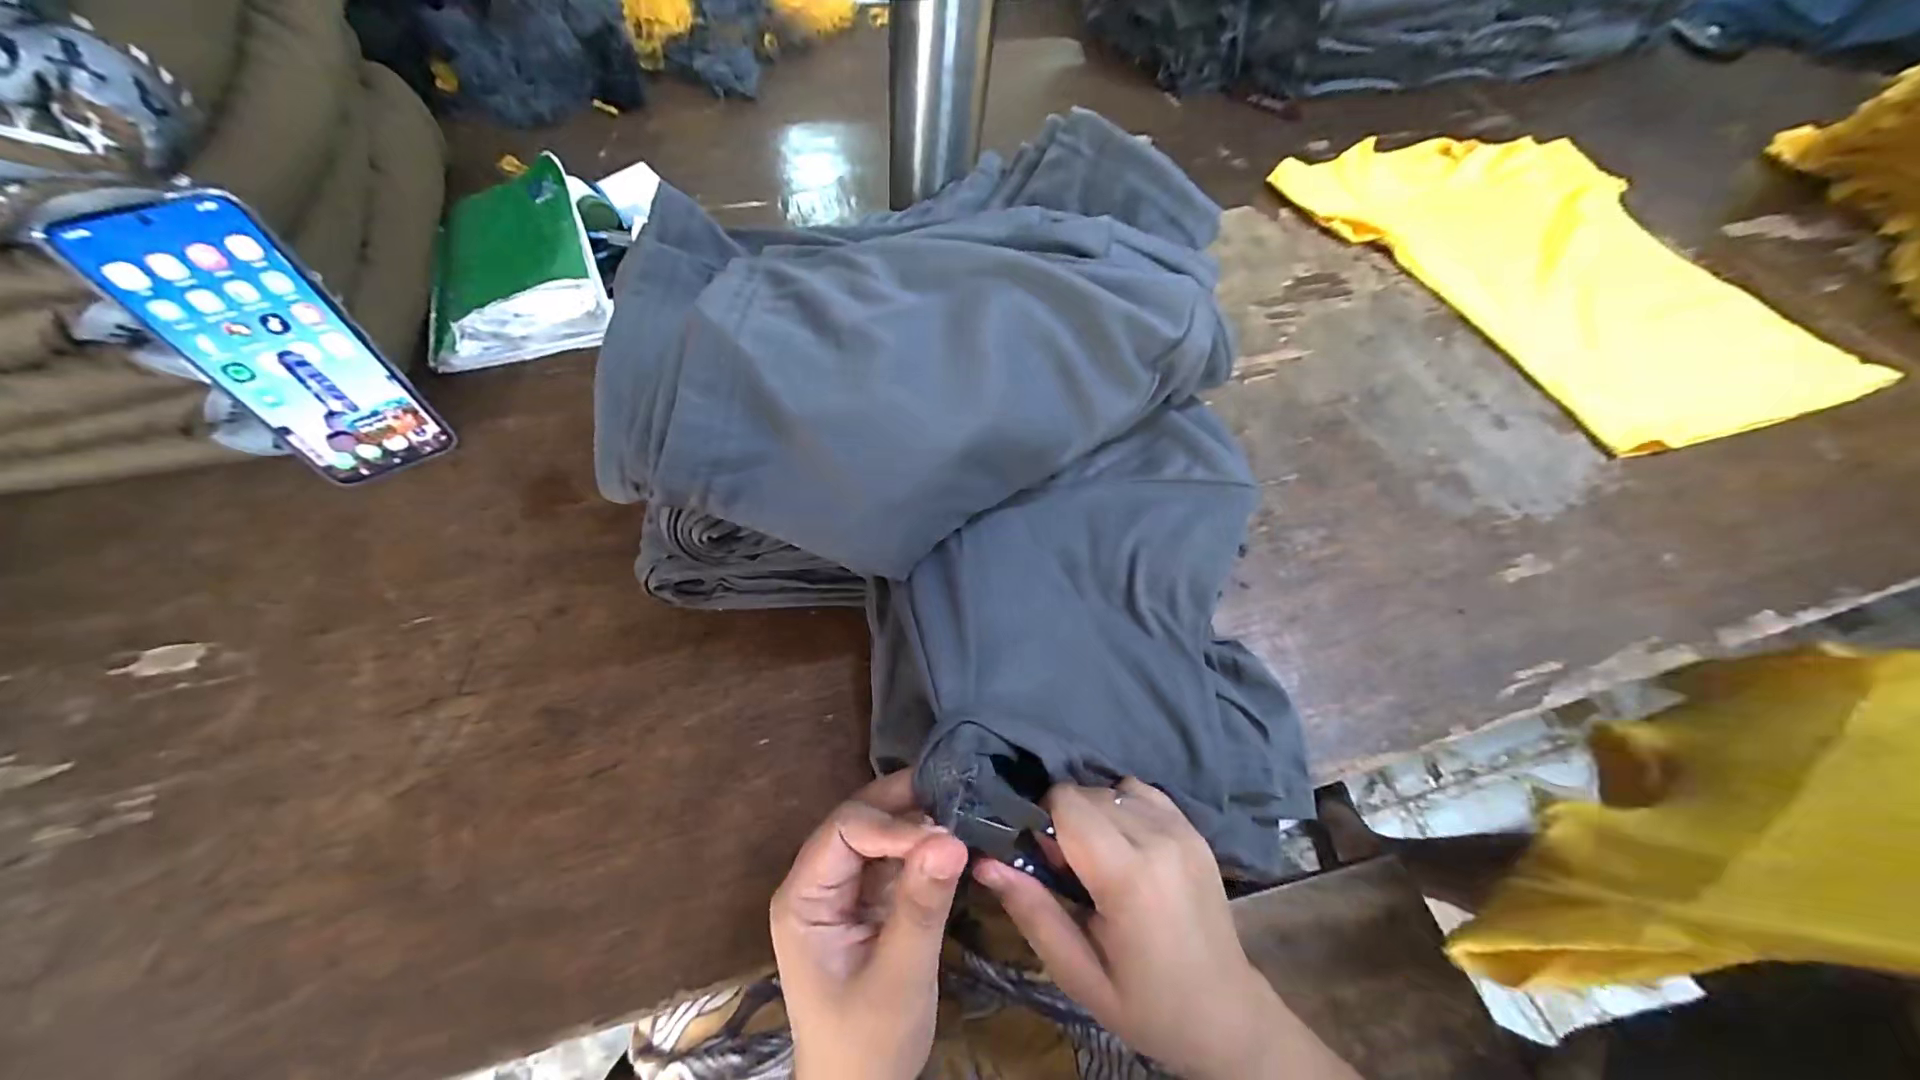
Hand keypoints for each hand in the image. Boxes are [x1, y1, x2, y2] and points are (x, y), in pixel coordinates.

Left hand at [771, 770, 969, 1079]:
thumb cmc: (869, 1044)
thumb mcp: (899, 979)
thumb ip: (921, 908)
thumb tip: (951, 839)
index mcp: (803, 897)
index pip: (845, 830)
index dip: (892, 825)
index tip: (944, 836)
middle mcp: (818, 882)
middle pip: (858, 820)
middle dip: (905, 806)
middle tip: (958, 795)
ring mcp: (843, 889)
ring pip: (878, 832)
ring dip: (917, 821)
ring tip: (962, 814)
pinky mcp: (869, 900)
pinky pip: (895, 857)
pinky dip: (924, 847)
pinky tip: (953, 843)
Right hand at [973, 778, 1358, 1079]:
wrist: (1226, 1014)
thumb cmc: (1145, 1004)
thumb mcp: (1078, 973)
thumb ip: (1032, 911)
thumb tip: (983, 863)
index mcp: (1128, 876)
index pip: (1066, 801)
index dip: (1043, 820)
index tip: (1044, 859)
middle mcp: (1158, 838)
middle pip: (1086, 792)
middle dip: (1065, 820)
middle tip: (1069, 870)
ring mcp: (1181, 829)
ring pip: (1110, 789)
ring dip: (1093, 813)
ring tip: (1099, 860)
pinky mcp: (1193, 828)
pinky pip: (1140, 792)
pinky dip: (1121, 807)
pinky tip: (1125, 845)